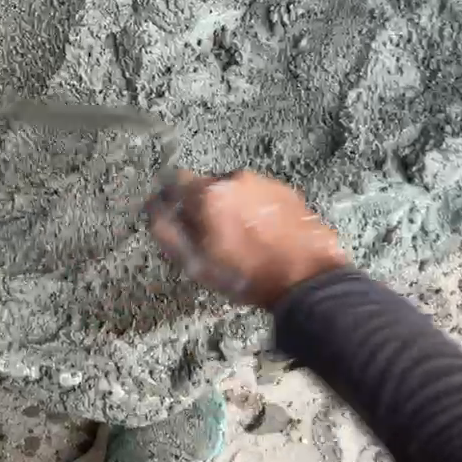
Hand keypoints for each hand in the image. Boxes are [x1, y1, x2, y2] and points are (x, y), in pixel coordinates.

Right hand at [145, 170, 348, 307]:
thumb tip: (152, 210)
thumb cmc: (247, 276)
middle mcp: (237, 179)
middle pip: (207, 186)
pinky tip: (262, 237)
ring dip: (231, 208)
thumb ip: (166, 232)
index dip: (171, 199)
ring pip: (235, 191)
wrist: (308, 282)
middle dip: (204, 206)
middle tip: (209, 236)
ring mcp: (267, 184)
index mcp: (209, 193)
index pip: (175, 181)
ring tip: (240, 239)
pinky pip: (260, 197)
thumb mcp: (194, 263)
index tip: (173, 217)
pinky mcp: (290, 194)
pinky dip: (255, 212)